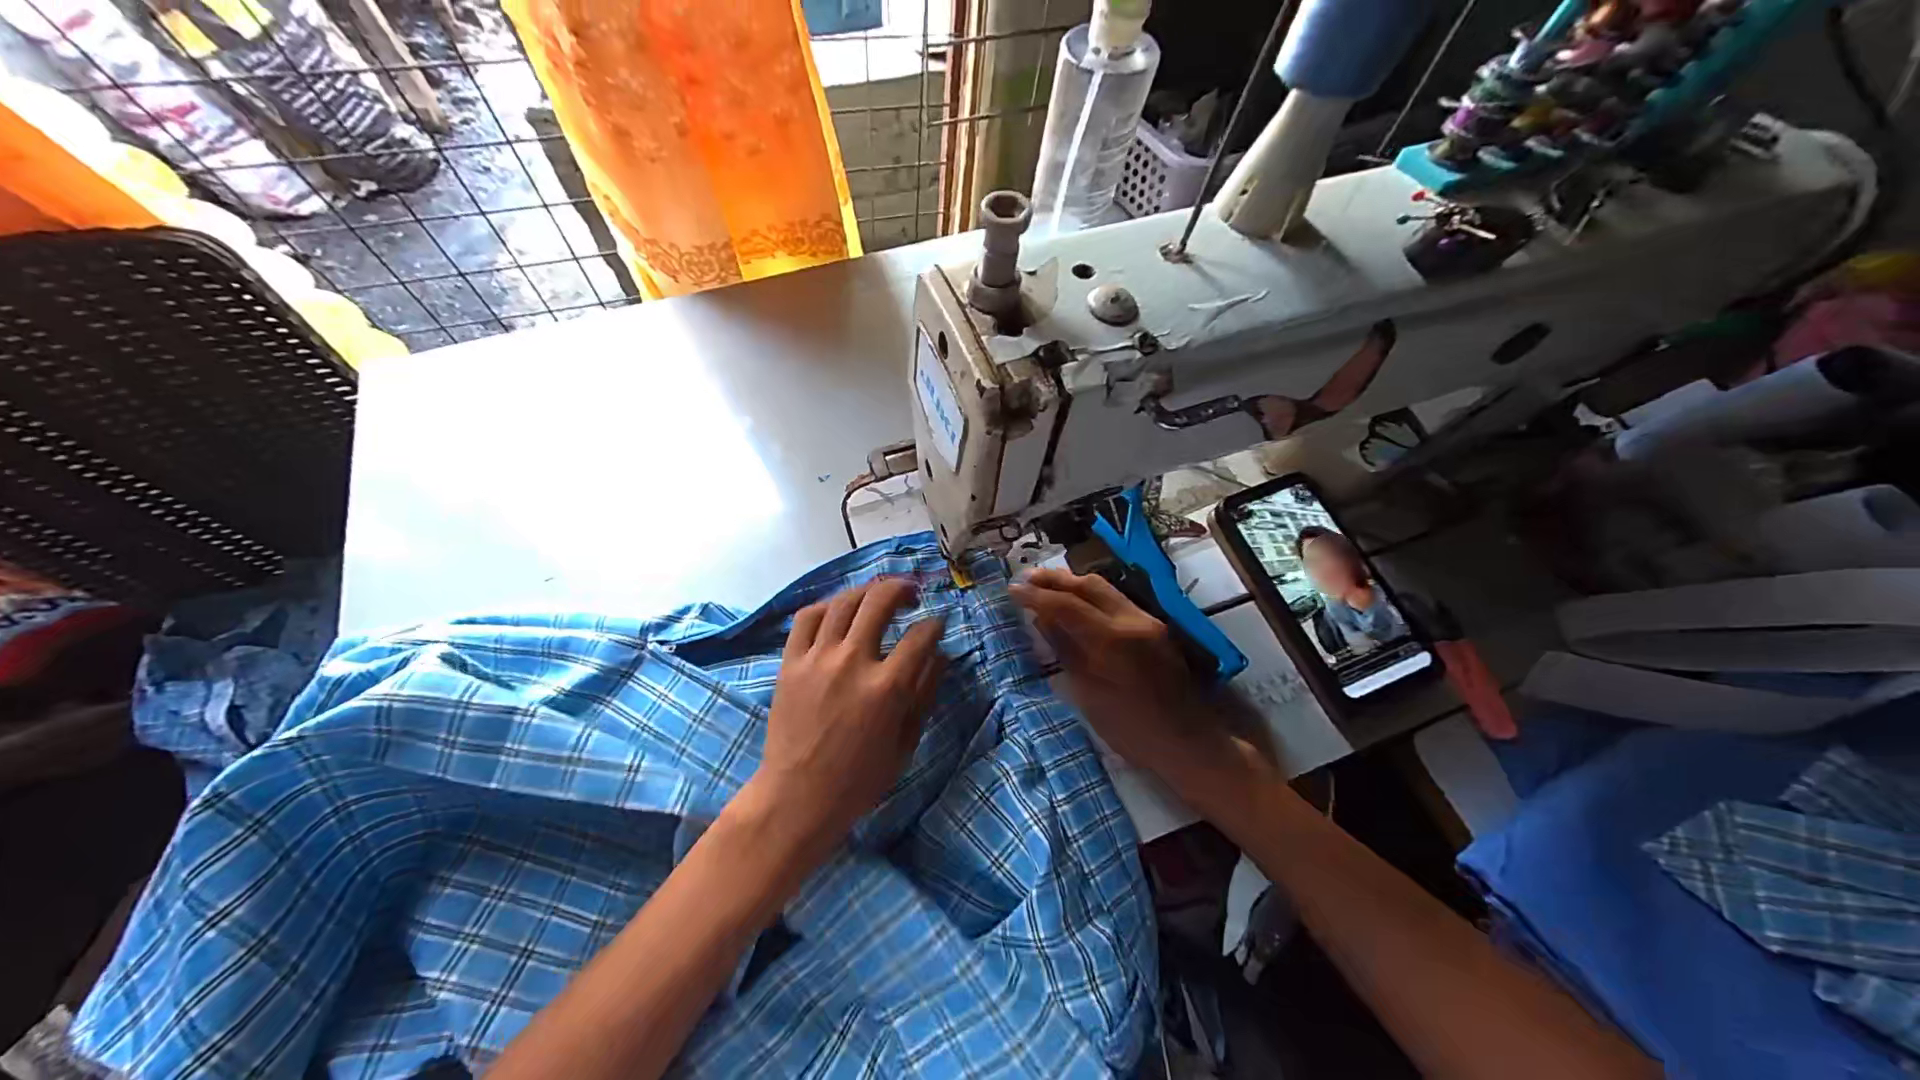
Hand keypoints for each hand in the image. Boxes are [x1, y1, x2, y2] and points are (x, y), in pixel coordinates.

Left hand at [750, 579, 947, 849]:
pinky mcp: (790, 662)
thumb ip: (925, 693)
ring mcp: (817, 659)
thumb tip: (942, 654)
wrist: (798, 797)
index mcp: (886, 688)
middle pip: (879, 602)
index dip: (935, 624)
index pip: (920, 636)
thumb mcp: (905, 742)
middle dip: (902, 589)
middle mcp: (852, 662)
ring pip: (844, 602)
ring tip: (878, 595)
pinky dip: (827, 605)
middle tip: (911, 593)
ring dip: (867, 591)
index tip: (938, 623)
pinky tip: (839, 611)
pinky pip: (808, 617)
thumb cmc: (859, 779)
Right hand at [1009, 569, 1264, 806]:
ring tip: (1045, 584)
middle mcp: (1132, 620)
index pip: (1066, 604)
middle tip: (1025, 578)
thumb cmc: (1133, 730)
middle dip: (1054, 579)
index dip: (1035, 595)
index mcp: (1113, 639)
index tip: (1011, 590)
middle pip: (1088, 585)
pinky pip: (1117, 600)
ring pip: (1105, 589)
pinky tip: (1075, 602)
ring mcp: (1148, 621)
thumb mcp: (1088, 694)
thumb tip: (1042, 619)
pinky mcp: (1155, 628)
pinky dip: (1091, 595)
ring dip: (1073, 583)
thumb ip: (1066, 651)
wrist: (1189, 742)